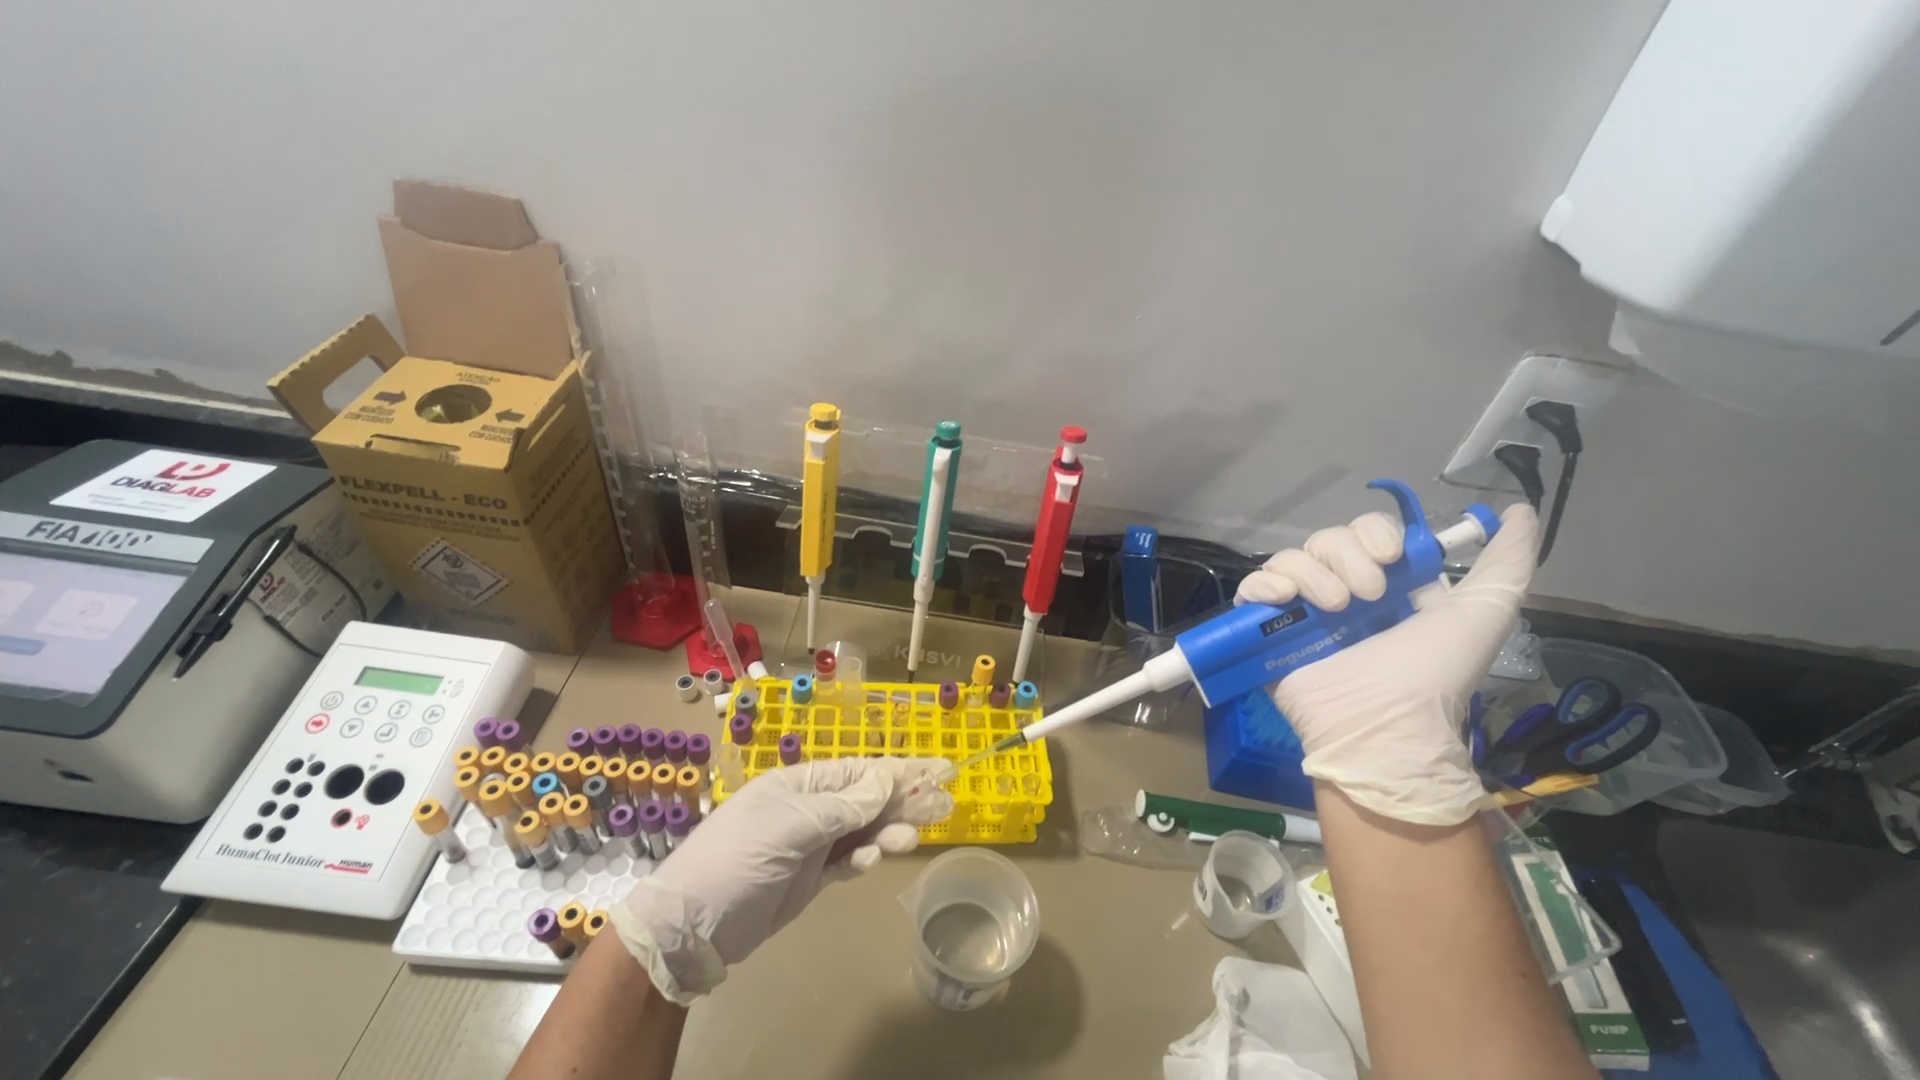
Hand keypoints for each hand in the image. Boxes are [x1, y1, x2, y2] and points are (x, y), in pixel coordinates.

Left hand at [608, 757, 955, 1003]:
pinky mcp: (810, 878)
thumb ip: (841, 807)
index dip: (899, 770)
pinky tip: (874, 858)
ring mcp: (809, 844)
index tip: (938, 770)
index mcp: (799, 783)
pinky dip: (864, 858)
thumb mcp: (788, 827)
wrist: (692, 928)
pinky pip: (847, 860)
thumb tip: (884, 780)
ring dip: (889, 831)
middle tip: (946, 805)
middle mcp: (808, 808)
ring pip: (862, 830)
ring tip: (914, 837)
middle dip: (904, 800)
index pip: (858, 771)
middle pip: (866, 799)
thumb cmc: (736, 861)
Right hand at [1234, 504, 1538, 825]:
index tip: (1391, 557)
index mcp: (1387, 586)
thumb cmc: (1433, 673)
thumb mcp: (1484, 613)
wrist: (1384, 723)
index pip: (1366, 533)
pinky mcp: (1266, 632)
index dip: (1375, 534)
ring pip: (1290, 559)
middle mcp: (1342, 594)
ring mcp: (1301, 613)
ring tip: (1334, 609)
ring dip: (1312, 574)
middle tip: (1366, 596)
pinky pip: (1252, 589)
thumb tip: (1520, 510)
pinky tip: (1284, 601)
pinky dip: (1263, 586)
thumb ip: (1507, 562)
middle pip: (1327, 540)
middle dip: (1347, 556)